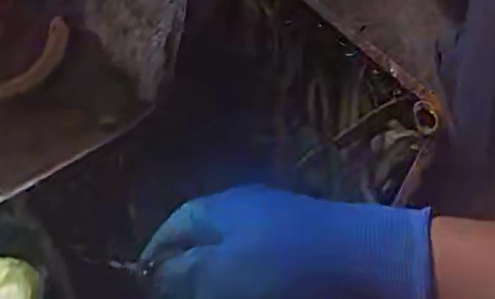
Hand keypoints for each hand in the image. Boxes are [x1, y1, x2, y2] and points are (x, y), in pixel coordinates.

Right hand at [141, 185, 430, 298]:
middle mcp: (245, 205)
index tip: (139, 281)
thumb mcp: (219, 273)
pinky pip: (256, 256)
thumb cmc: (279, 265)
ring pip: (229, 250)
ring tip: (205, 292)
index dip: (154, 252)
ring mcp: (274, 220)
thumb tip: (152, 270)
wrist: (356, 259)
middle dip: (182, 267)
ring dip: (213, 274)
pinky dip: (242, 274)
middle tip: (171, 293)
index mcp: (222, 204)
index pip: (176, 221)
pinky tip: (244, 287)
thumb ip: (182, 271)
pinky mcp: (298, 241)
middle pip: (201, 235)